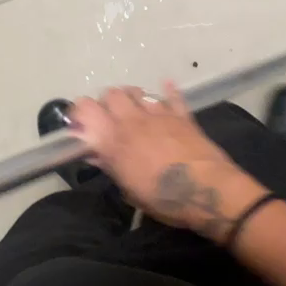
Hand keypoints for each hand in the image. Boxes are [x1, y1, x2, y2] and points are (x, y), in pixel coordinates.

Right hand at [66, 85, 266, 241]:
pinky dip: (167, 91)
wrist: (206, 190)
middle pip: (111, 94)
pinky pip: (172, 95)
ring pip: (137, 91)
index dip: (80, 112)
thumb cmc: (163, 198)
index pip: (85, 109)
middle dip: (107, 103)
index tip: (80, 124)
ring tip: (134, 109)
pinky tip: (165, 87)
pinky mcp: (182, 115)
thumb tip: (96, 153)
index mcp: (114, 140)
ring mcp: (159, 114)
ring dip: (132, 97)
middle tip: (110, 118)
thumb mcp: (129, 189)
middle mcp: (132, 120)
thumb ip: (111, 165)